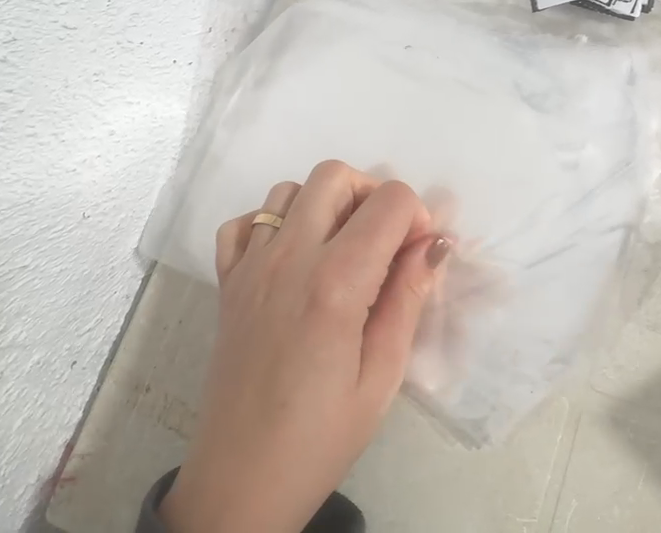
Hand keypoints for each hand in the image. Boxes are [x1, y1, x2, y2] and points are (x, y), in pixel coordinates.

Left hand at [160, 161, 447, 532]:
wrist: (238, 484)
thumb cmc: (321, 437)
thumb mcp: (383, 374)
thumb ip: (408, 298)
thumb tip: (434, 246)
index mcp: (335, 283)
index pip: (390, 201)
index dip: (417, 218)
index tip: (419, 256)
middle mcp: (288, 260)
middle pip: (336, 176)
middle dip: (374, 195)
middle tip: (387, 242)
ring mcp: (250, 268)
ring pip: (290, 190)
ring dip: (326, 205)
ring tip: (343, 249)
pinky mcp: (226, 284)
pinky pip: (246, 223)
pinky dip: (274, 223)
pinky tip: (294, 259)